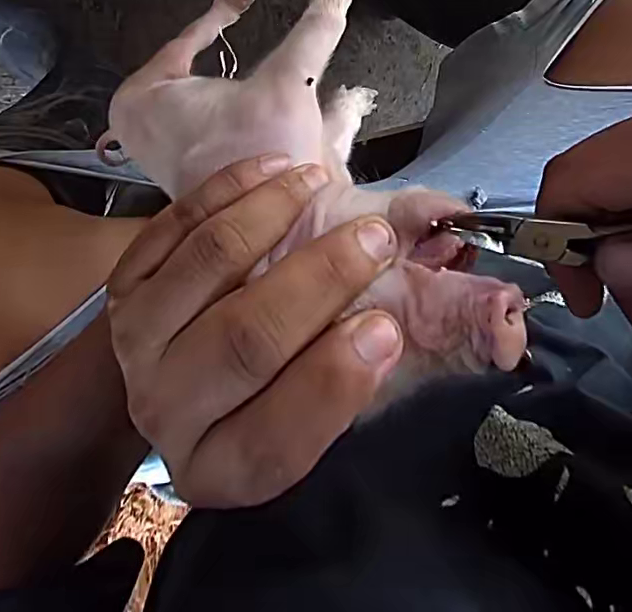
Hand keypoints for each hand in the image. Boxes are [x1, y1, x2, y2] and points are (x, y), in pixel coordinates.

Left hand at [107, 155, 404, 507]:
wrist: (183, 346)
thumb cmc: (282, 367)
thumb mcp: (345, 372)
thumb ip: (419, 346)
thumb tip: (505, 319)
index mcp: (228, 461)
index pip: (277, 439)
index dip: (334, 383)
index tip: (385, 326)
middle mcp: (171, 407)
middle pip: (242, 343)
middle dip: (317, 281)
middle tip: (374, 238)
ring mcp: (138, 339)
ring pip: (209, 266)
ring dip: (272, 216)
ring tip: (318, 183)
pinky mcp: (126, 280)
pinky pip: (176, 223)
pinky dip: (229, 188)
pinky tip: (276, 170)